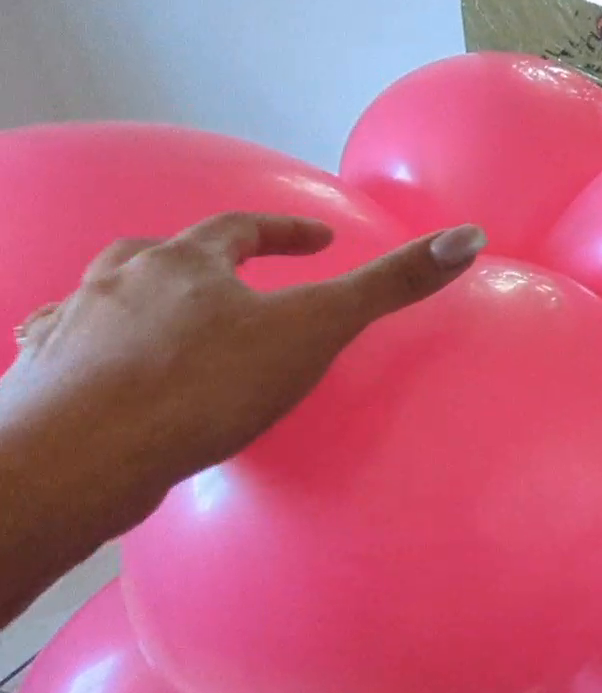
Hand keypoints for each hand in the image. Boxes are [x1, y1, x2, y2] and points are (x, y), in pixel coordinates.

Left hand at [0, 212, 485, 528]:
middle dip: (200, 260)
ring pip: (100, 301)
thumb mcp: (318, 327)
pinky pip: (70, 356)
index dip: (283, 231)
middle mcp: (114, 286)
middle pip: (156, 255)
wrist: (72, 464)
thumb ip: (391, 284)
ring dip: (138, 303)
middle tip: (235, 277)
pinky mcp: (38, 390)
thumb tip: (469, 235)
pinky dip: (98, 356)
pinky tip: (117, 383)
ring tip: (171, 326)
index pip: (236, 228)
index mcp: (181, 265)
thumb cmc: (206, 383)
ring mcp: (66, 336)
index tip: (317, 240)